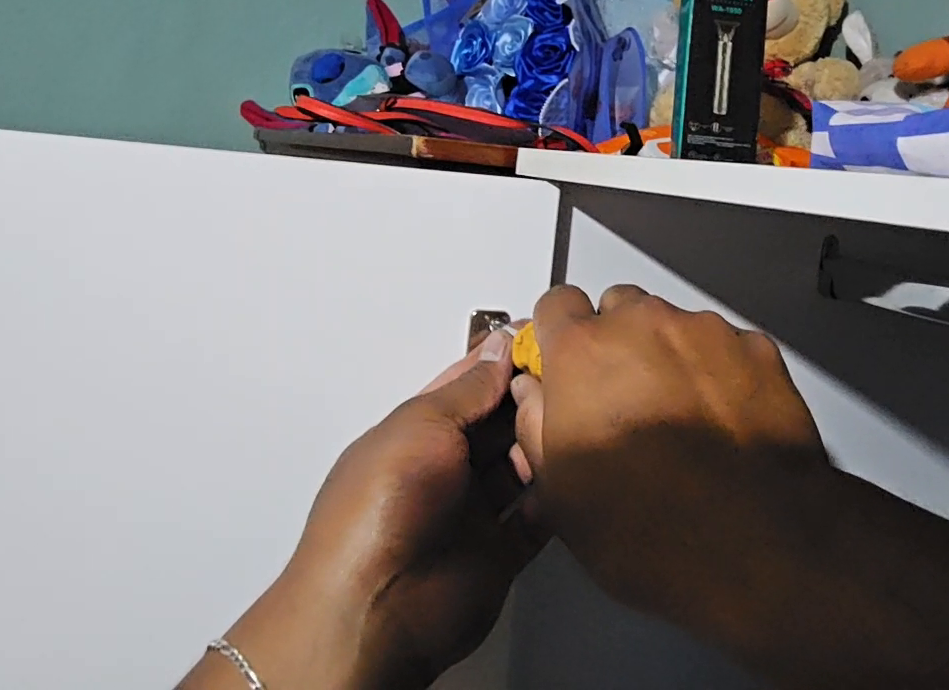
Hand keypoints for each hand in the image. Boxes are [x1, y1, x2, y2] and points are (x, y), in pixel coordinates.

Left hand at [181, 331, 541, 689]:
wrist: (375, 611)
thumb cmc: (380, 509)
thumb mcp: (422, 425)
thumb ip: (469, 388)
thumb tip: (500, 349)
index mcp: (418, 430)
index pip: (468, 383)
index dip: (503, 360)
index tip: (541, 337)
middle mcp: (446, 466)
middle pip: (499, 421)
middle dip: (530, 399)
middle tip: (568, 378)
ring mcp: (472, 510)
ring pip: (522, 464)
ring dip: (544, 444)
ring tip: (572, 423)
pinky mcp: (498, 551)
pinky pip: (538, 515)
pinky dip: (556, 495)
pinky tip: (573, 474)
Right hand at [509, 286, 827, 634]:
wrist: (756, 548)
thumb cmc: (652, 530)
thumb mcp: (561, 491)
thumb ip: (535, 423)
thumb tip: (534, 393)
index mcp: (584, 352)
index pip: (557, 304)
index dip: (557, 334)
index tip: (564, 362)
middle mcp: (643, 325)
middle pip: (618, 307)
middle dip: (616, 343)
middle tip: (624, 399)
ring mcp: (704, 332)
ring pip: (673, 324)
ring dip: (669, 355)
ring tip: (680, 417)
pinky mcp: (755, 349)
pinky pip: (725, 344)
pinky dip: (719, 370)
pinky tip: (723, 419)